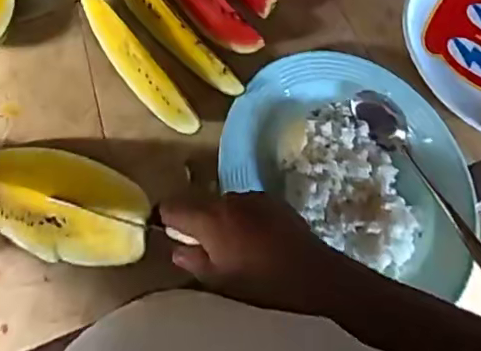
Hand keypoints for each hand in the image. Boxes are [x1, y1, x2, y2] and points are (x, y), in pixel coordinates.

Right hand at [158, 192, 350, 313]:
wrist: (314, 274)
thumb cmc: (264, 284)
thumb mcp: (223, 283)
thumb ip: (194, 262)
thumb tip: (176, 250)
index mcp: (210, 219)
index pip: (172, 206)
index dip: (165, 217)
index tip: (165, 229)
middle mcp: (226, 199)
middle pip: (198, 203)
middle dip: (197, 221)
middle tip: (205, 248)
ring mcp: (250, 195)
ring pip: (223, 203)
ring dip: (222, 219)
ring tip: (236, 246)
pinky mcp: (270, 198)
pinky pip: (245, 204)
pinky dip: (244, 218)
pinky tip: (258, 239)